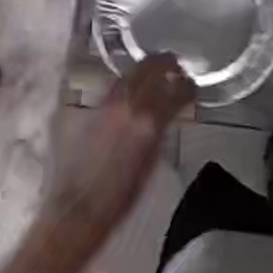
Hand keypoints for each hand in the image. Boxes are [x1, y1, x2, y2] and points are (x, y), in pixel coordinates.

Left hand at [43, 55, 193, 233]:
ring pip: (130, 72)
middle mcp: (127, 107)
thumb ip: (160, 132)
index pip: (176, 92)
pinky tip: (132, 87)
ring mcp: (107, 105)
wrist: (79, 209)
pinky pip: (114, 86)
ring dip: (146, 68)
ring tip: (156, 70)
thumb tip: (166, 117)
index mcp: (149, 124)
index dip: (188, 86)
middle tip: (176, 66)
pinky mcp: (91, 109)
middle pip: (150, 68)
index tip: (193, 86)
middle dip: (167, 63)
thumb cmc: (120, 198)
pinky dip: (128, 80)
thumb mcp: (151, 164)